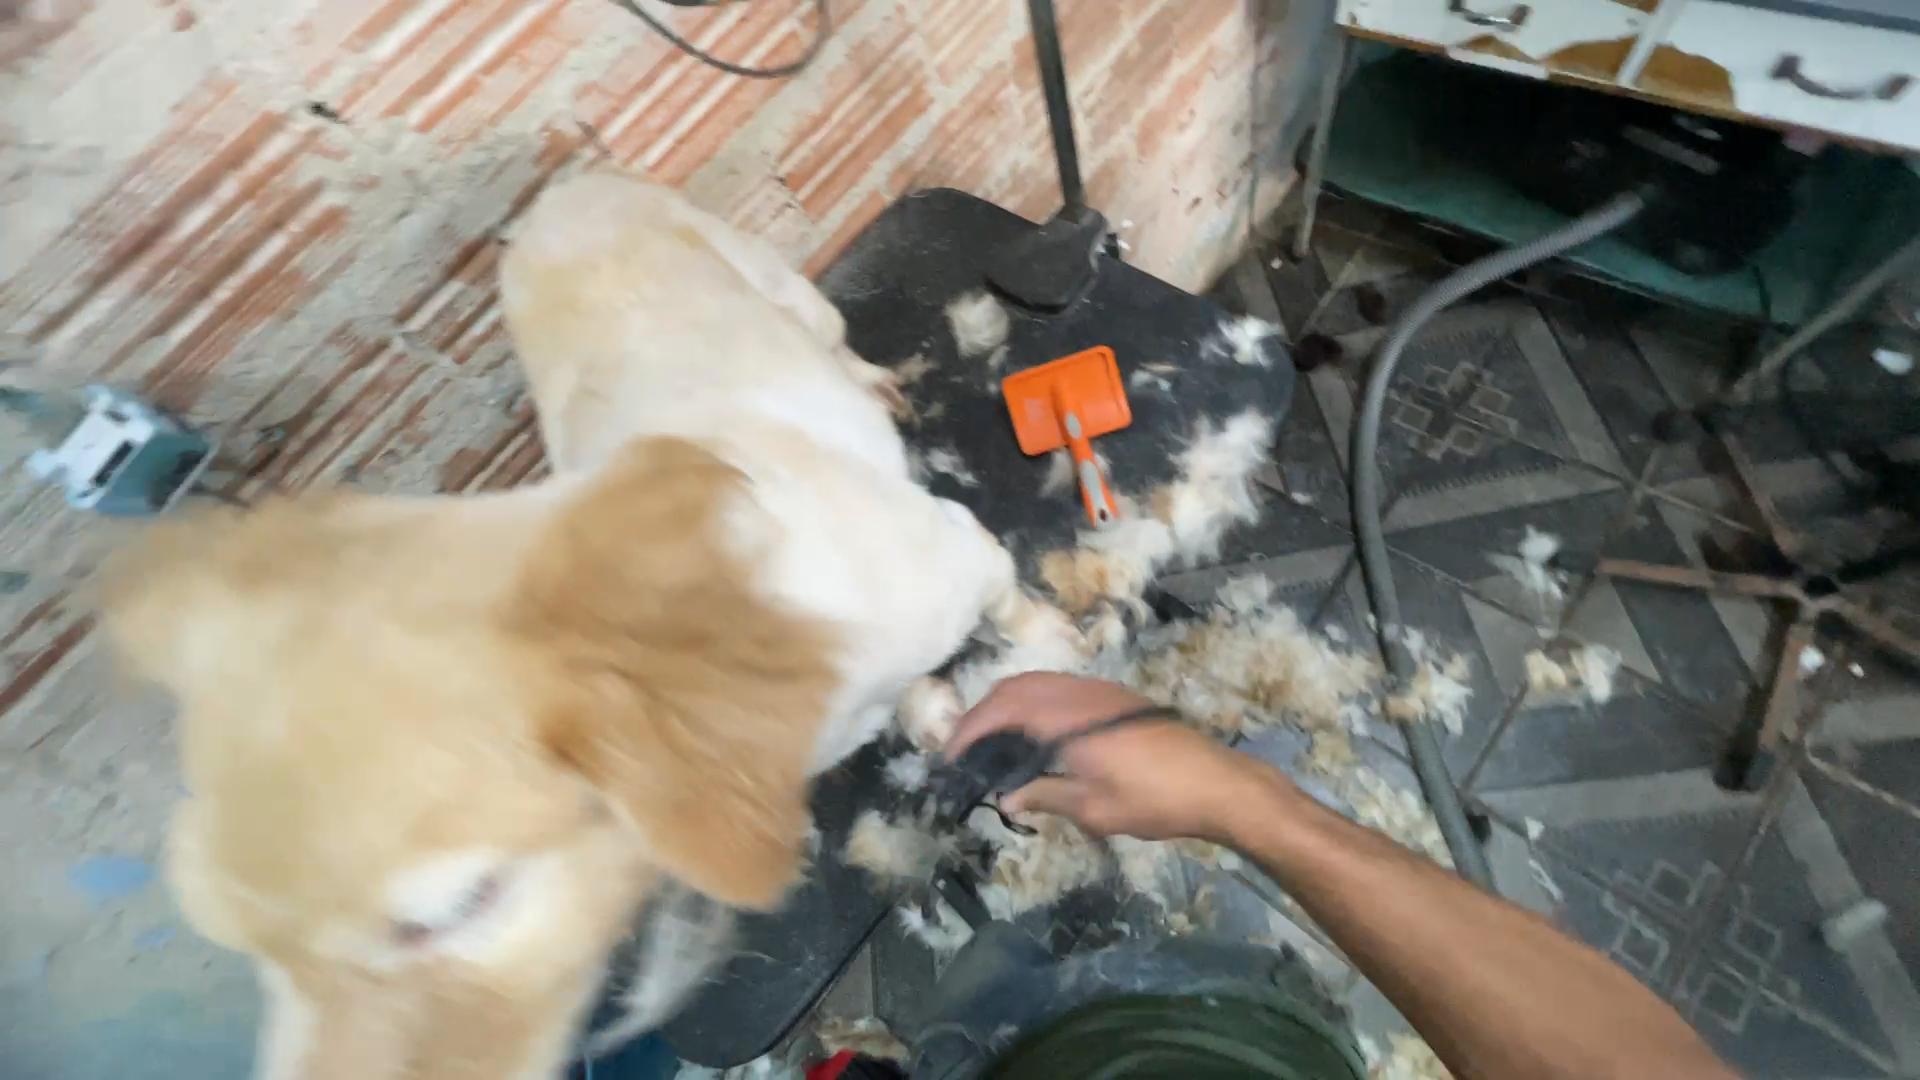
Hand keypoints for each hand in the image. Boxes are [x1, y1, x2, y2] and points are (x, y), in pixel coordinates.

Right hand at [944, 672, 1288, 842]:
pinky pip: (1056, 687)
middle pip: (1014, 687)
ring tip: (993, 740)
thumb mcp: (1093, 807)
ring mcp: (1095, 689)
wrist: (1215, 781)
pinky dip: (1031, 702)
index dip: (970, 729)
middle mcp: (1076, 691)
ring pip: (1036, 683)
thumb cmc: (1152, 798)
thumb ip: (1044, 796)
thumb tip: (1006, 798)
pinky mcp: (1110, 695)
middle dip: (983, 712)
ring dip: (1007, 704)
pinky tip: (1032, 732)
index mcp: (1065, 715)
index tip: (949, 754)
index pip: (1002, 710)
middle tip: (966, 747)